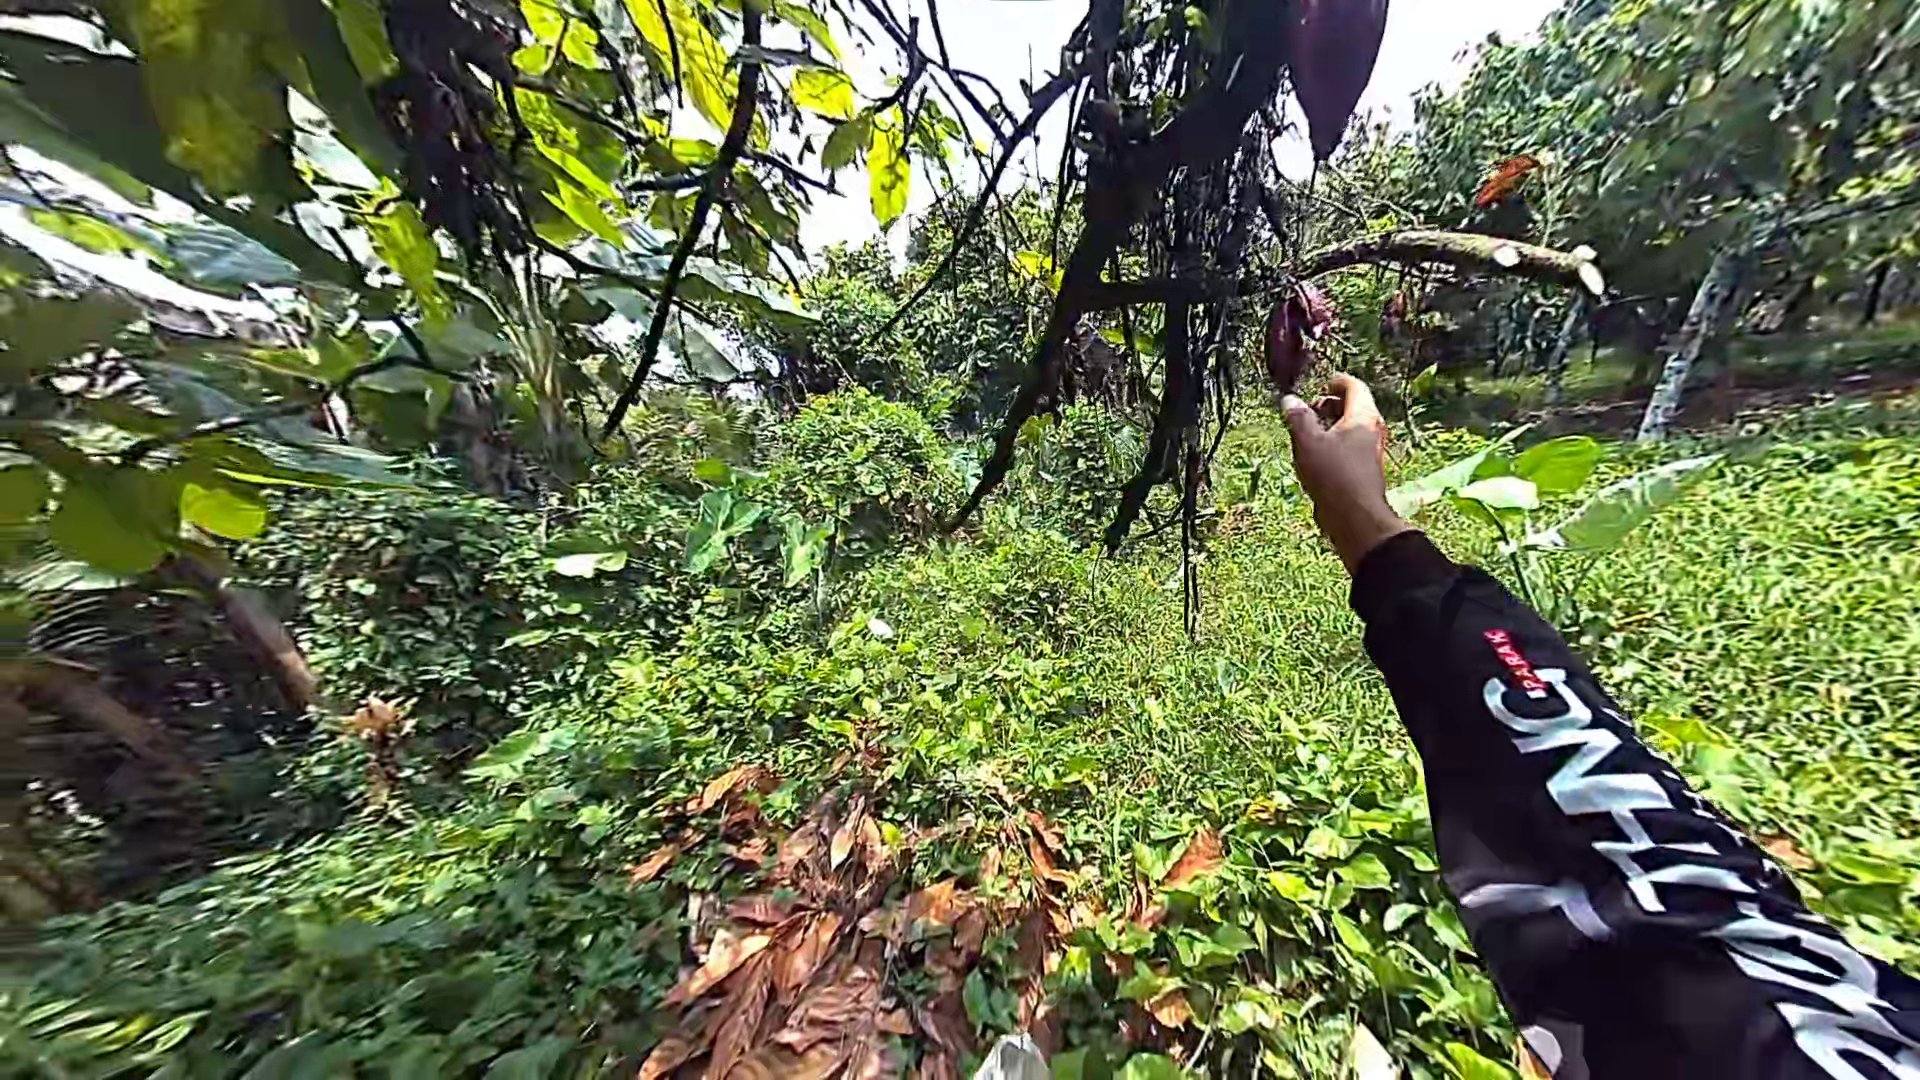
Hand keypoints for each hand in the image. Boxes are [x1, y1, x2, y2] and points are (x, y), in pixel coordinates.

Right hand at [1282, 374, 1412, 572]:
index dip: (1337, 382)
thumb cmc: (1332, 473)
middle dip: (1330, 405)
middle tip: (1308, 410)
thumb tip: (1289, 400)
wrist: (1353, 514)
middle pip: (1354, 406)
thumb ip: (1297, 418)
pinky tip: (1314, 455)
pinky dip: (1333, 442)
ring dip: (1329, 425)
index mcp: (1362, 416)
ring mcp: (1370, 449)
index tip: (1322, 384)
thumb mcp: (1307, 442)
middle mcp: (1372, 429)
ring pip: (1350, 427)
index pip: (1354, 387)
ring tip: (1306, 433)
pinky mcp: (1364, 467)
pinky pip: (1349, 445)